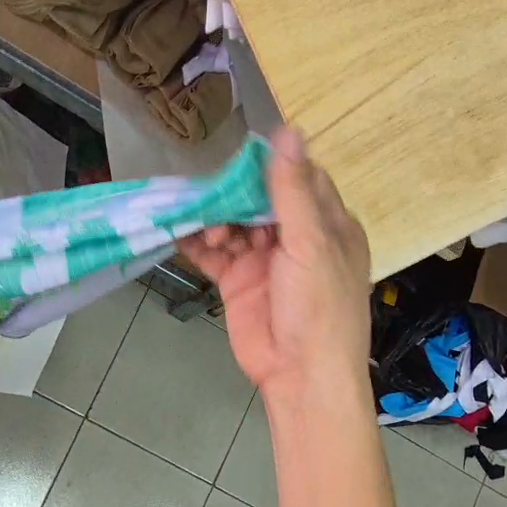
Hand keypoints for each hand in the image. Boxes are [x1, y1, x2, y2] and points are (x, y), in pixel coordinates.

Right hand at [180, 126, 370, 399]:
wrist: (301, 375)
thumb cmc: (320, 307)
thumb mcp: (311, 243)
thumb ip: (293, 190)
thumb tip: (289, 131)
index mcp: (327, 224)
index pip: (299, 179)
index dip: (271, 166)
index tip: (243, 156)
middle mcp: (296, 238)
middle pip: (259, 199)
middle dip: (235, 195)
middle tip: (215, 195)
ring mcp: (264, 261)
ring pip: (234, 224)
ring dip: (216, 219)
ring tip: (209, 230)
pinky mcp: (238, 283)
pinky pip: (214, 254)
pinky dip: (196, 243)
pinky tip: (180, 233)